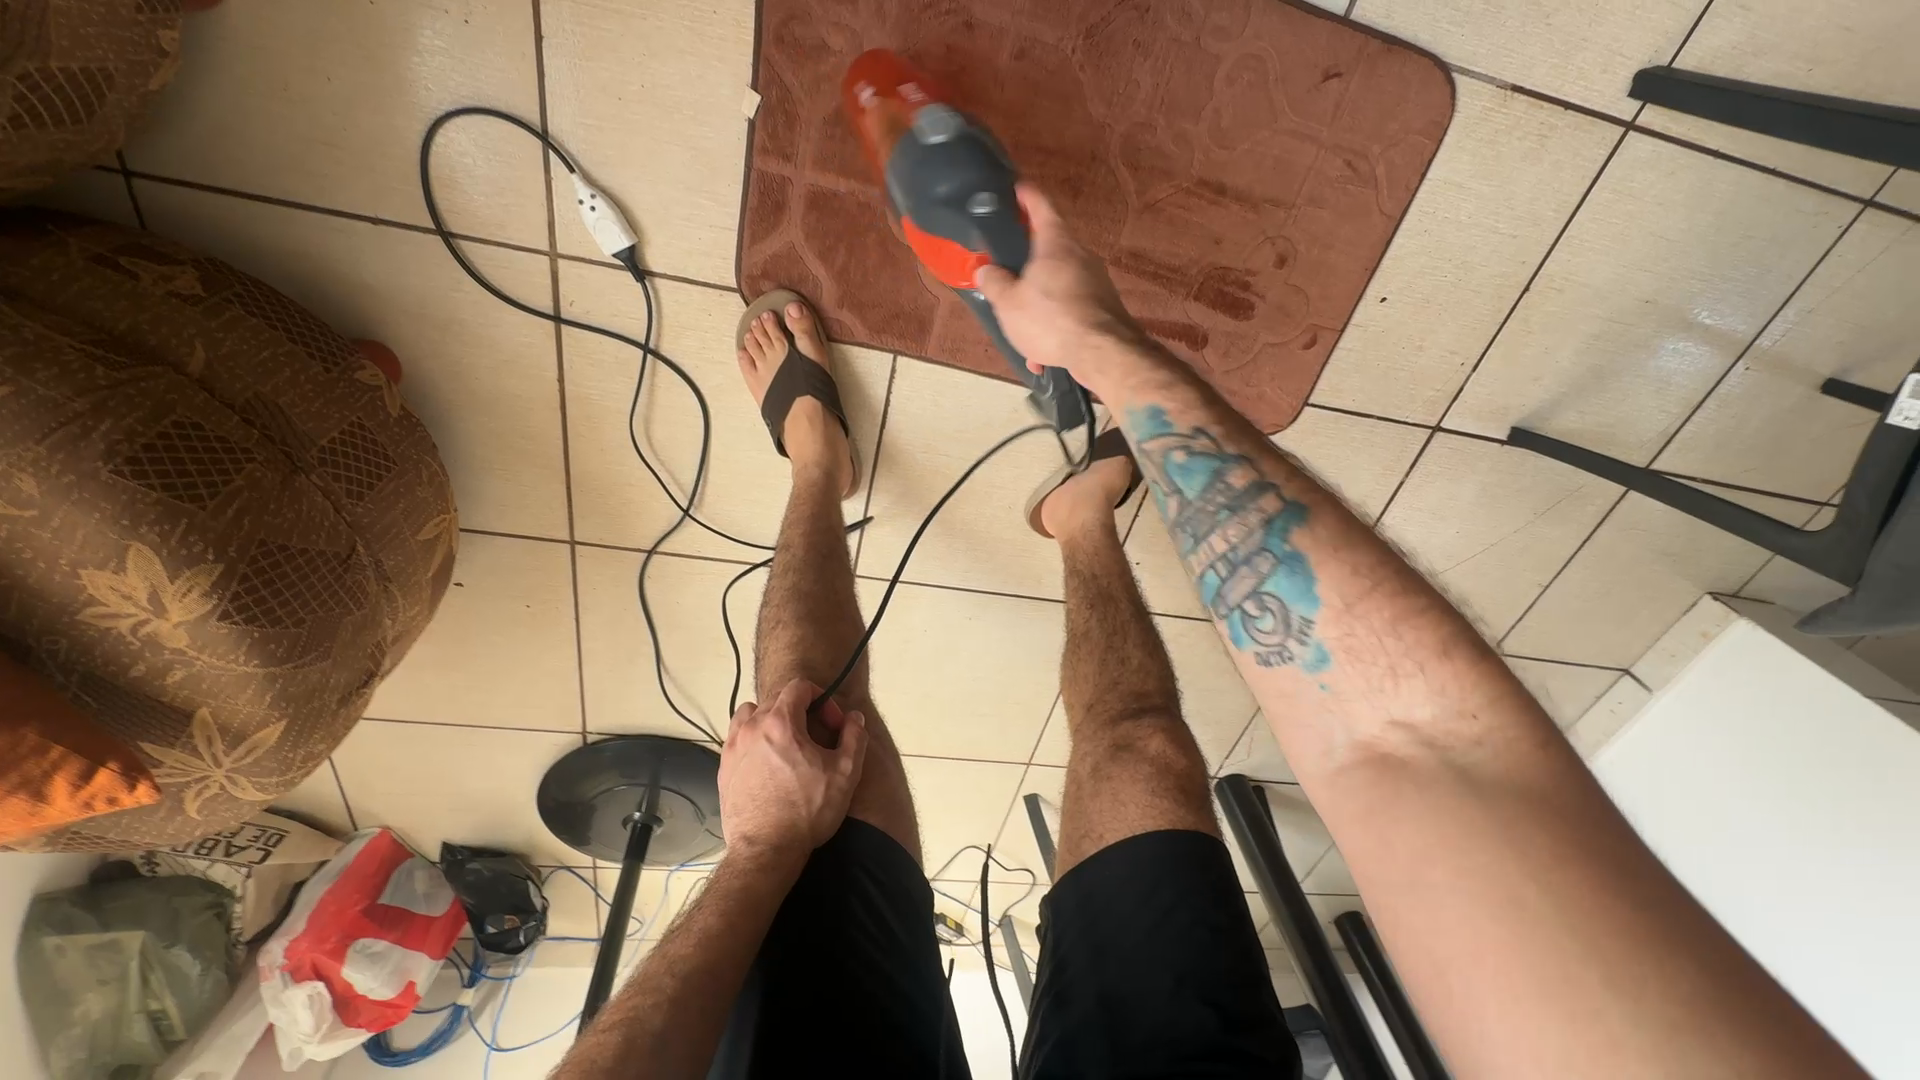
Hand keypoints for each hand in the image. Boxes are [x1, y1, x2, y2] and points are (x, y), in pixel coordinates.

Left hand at [718, 679, 866, 856]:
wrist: (766, 851)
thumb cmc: (808, 811)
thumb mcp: (846, 773)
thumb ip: (854, 737)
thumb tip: (854, 717)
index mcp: (780, 722)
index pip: (799, 686)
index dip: (822, 698)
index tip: (832, 724)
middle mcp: (751, 727)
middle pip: (776, 700)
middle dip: (800, 711)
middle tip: (816, 738)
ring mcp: (732, 747)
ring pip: (750, 715)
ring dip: (770, 720)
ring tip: (786, 745)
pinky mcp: (723, 768)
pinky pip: (738, 739)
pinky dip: (753, 740)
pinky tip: (767, 765)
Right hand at [976, 184, 1148, 392]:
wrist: (1102, 353)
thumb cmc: (1050, 319)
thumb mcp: (1008, 303)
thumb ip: (994, 282)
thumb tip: (986, 270)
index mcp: (1056, 243)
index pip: (1040, 206)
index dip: (1026, 196)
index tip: (1017, 188)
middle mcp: (1080, 256)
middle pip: (1052, 248)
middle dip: (1030, 259)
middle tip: (1009, 266)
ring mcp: (1096, 282)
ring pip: (1060, 285)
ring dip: (1040, 302)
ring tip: (1022, 326)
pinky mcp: (1104, 308)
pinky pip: (1071, 311)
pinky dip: (1055, 326)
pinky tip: (1042, 355)